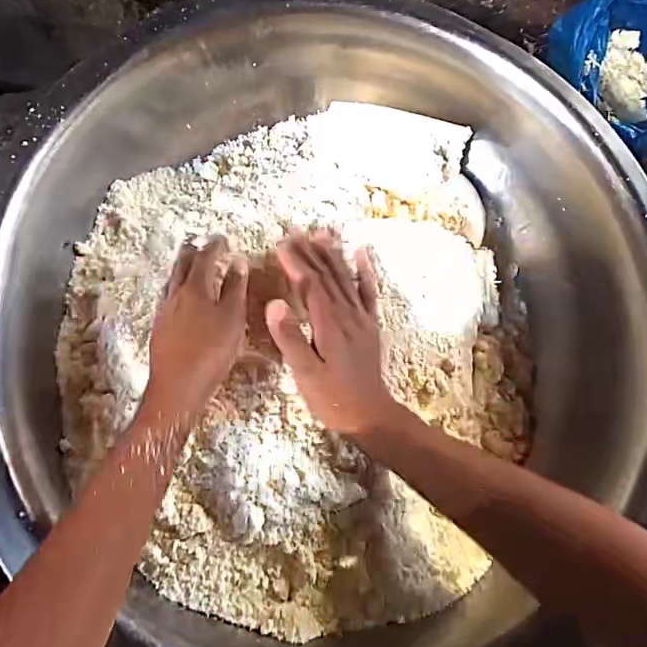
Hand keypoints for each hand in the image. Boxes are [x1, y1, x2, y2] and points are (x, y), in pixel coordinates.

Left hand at [141, 236, 247, 427]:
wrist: (177, 388)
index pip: (204, 258)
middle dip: (194, 252)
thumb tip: (237, 262)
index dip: (214, 246)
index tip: (223, 240)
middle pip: (182, 265)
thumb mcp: (232, 318)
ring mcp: (164, 312)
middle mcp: (175, 294)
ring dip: (184, 270)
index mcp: (194, 288)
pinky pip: (170, 298)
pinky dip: (180, 289)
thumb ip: (235, 289)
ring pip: (173, 281)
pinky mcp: (160, 328)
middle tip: (204, 246)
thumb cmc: (211, 352)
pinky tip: (185, 300)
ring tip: (194, 267)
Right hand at [266, 228, 403, 436]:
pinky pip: (368, 291)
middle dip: (309, 251)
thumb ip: (290, 338)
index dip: (295, 262)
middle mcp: (346, 314)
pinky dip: (364, 270)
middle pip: (326, 275)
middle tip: (294, 230)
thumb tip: (274, 302)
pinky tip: (361, 253)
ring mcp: (361, 318)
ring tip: (320, 232)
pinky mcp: (370, 324)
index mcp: (328, 324)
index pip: (309, 284)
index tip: (280, 244)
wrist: (371, 415)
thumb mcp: (305, 374)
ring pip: (344, 278)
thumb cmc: (332, 399)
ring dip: (331, 254)